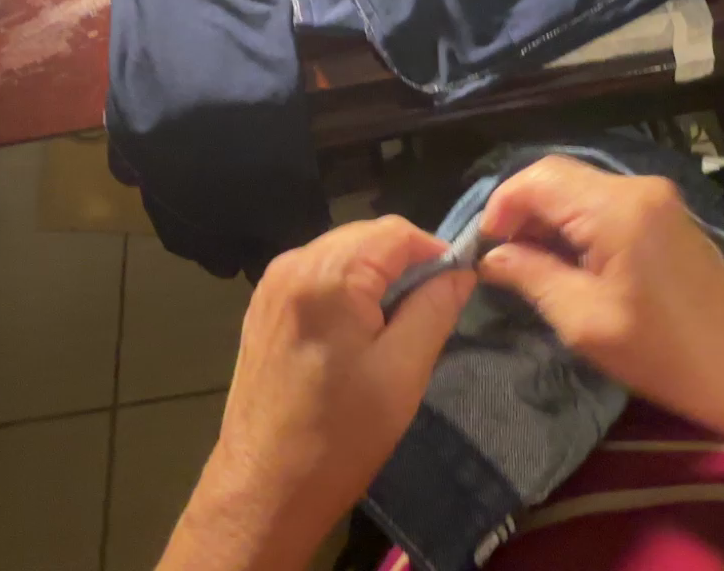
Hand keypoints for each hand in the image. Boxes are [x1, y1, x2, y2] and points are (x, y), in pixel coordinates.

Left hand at [166, 217, 472, 570]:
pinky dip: (347, 284)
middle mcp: (294, 263)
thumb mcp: (403, 371)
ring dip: (376, 272)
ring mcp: (273, 282)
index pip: (396, 231)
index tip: (455, 287)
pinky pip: (318, 271)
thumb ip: (435, 308)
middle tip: (428, 308)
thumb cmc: (340, 434)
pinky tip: (357, 327)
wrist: (262, 493)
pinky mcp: (264, 304)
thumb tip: (461, 271)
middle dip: (405, 261)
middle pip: (367, 236)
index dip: (434, 251)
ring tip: (395, 321)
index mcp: (328, 275)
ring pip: (343, 250)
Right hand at [477, 156, 723, 429]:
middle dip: (522, 209)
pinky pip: (604, 200)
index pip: (538, 178)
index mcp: (616, 209)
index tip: (483, 247)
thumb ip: (531, 277)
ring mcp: (655, 196)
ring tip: (528, 260)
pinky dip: (576, 220)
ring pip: (580, 186)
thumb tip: (491, 256)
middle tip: (501, 255)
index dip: (501, 205)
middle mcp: (636, 187)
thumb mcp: (585, 321)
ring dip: (548, 215)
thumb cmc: (665, 353)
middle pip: (559, 174)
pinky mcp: (664, 211)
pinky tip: (567, 257)